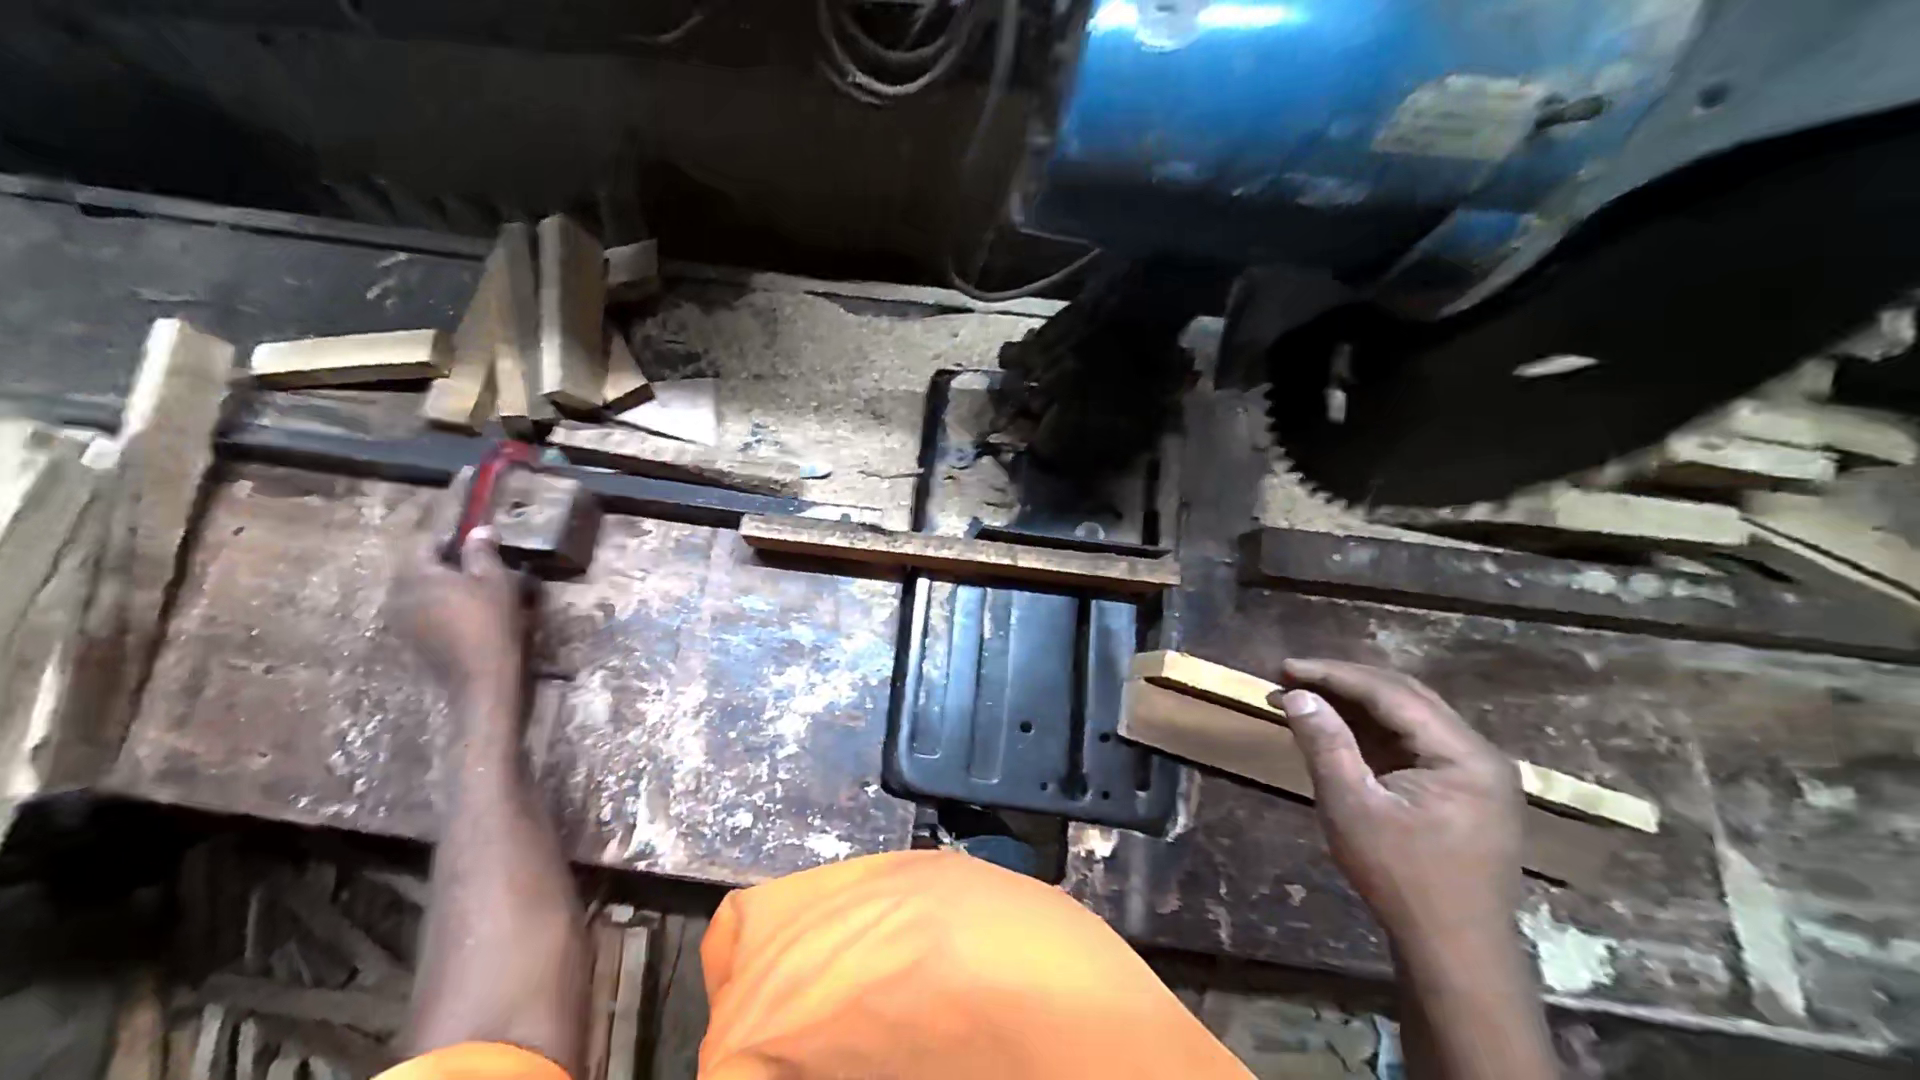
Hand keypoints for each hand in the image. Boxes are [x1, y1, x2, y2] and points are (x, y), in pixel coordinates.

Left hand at [396, 528, 524, 693]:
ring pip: (421, 592)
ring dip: (444, 588)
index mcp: (417, 574)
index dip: (453, 540)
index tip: (480, 545)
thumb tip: (479, 528)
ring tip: (476, 595)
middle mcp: (399, 594)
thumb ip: (482, 551)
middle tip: (482, 570)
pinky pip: (424, 612)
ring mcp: (401, 620)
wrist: (481, 675)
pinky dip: (442, 609)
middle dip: (447, 565)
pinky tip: (466, 618)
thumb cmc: (491, 620)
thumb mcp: (494, 579)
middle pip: (420, 568)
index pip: (427, 544)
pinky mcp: (411, 640)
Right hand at [1268, 659, 1523, 953]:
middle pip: (1404, 696)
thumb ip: (1325, 743)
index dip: (1333, 674)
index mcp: (1463, 754)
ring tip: (1304, 698)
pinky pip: (1412, 742)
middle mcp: (1478, 753)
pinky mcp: (1463, 788)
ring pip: (1408, 716)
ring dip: (1355, 705)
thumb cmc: (1401, 877)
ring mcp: (1475, 772)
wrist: (1454, 950)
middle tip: (1290, 678)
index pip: (1391, 692)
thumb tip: (1296, 694)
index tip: (1285, 668)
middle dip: (1343, 683)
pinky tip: (1336, 729)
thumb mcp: (1351, 806)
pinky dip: (1371, 730)